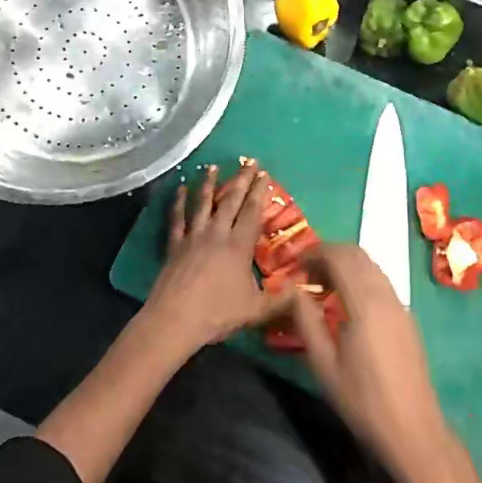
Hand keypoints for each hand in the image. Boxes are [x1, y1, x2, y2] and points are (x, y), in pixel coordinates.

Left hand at [140, 163, 279, 351]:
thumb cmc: (218, 313)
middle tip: (248, 162)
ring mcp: (193, 237)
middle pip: (230, 201)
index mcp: (239, 246)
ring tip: (213, 167)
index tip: (264, 174)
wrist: (175, 320)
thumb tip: (306, 292)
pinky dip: (179, 202)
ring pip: (203, 204)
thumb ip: (281, 300)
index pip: (252, 212)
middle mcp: (217, 234)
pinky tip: (181, 189)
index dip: (259, 192)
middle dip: (241, 180)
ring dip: (210, 184)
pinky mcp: (174, 245)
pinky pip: (177, 218)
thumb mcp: (256, 310)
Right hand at [287, 243, 452, 477]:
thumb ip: (306, 321)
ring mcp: (401, 306)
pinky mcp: (407, 317)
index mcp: (365, 304)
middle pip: (358, 254)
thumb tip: (293, 292)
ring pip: (372, 266)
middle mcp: (386, 296)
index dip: (315, 253)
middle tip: (307, 273)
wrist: (413, 429)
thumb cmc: (362, 400)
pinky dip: (360, 278)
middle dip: (330, 254)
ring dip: (346, 265)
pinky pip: (381, 282)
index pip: (340, 257)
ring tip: (323, 287)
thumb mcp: (323, 365)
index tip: (296, 264)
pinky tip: (346, 304)